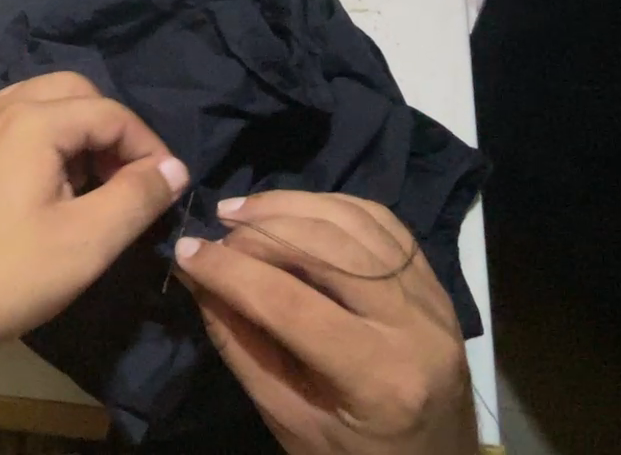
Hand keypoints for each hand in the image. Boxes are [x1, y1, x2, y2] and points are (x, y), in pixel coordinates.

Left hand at [0, 70, 188, 372]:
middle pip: (75, 93)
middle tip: (128, 181)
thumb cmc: (3, 274)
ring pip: (43, 106)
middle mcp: (0, 109)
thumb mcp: (85, 243)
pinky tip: (49, 193)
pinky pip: (16, 126)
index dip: (148, 147)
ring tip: (93, 188)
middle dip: (112, 130)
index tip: (166, 190)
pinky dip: (47, 143)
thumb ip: (136, 198)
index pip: (110, 112)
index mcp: (32, 120)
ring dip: (79, 135)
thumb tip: (172, 168)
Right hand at [173, 192, 476, 454]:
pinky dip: (326, 204)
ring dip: (286, 206)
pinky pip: (377, 218)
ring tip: (240, 211)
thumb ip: (237, 341)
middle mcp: (416, 327)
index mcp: (381, 380)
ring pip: (350, 221)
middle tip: (216, 231)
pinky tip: (291, 210)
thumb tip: (192, 272)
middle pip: (324, 248)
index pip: (290, 303)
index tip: (185, 250)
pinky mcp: (434, 279)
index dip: (229, 270)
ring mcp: (432, 297)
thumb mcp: (286, 415)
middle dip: (258, 230)